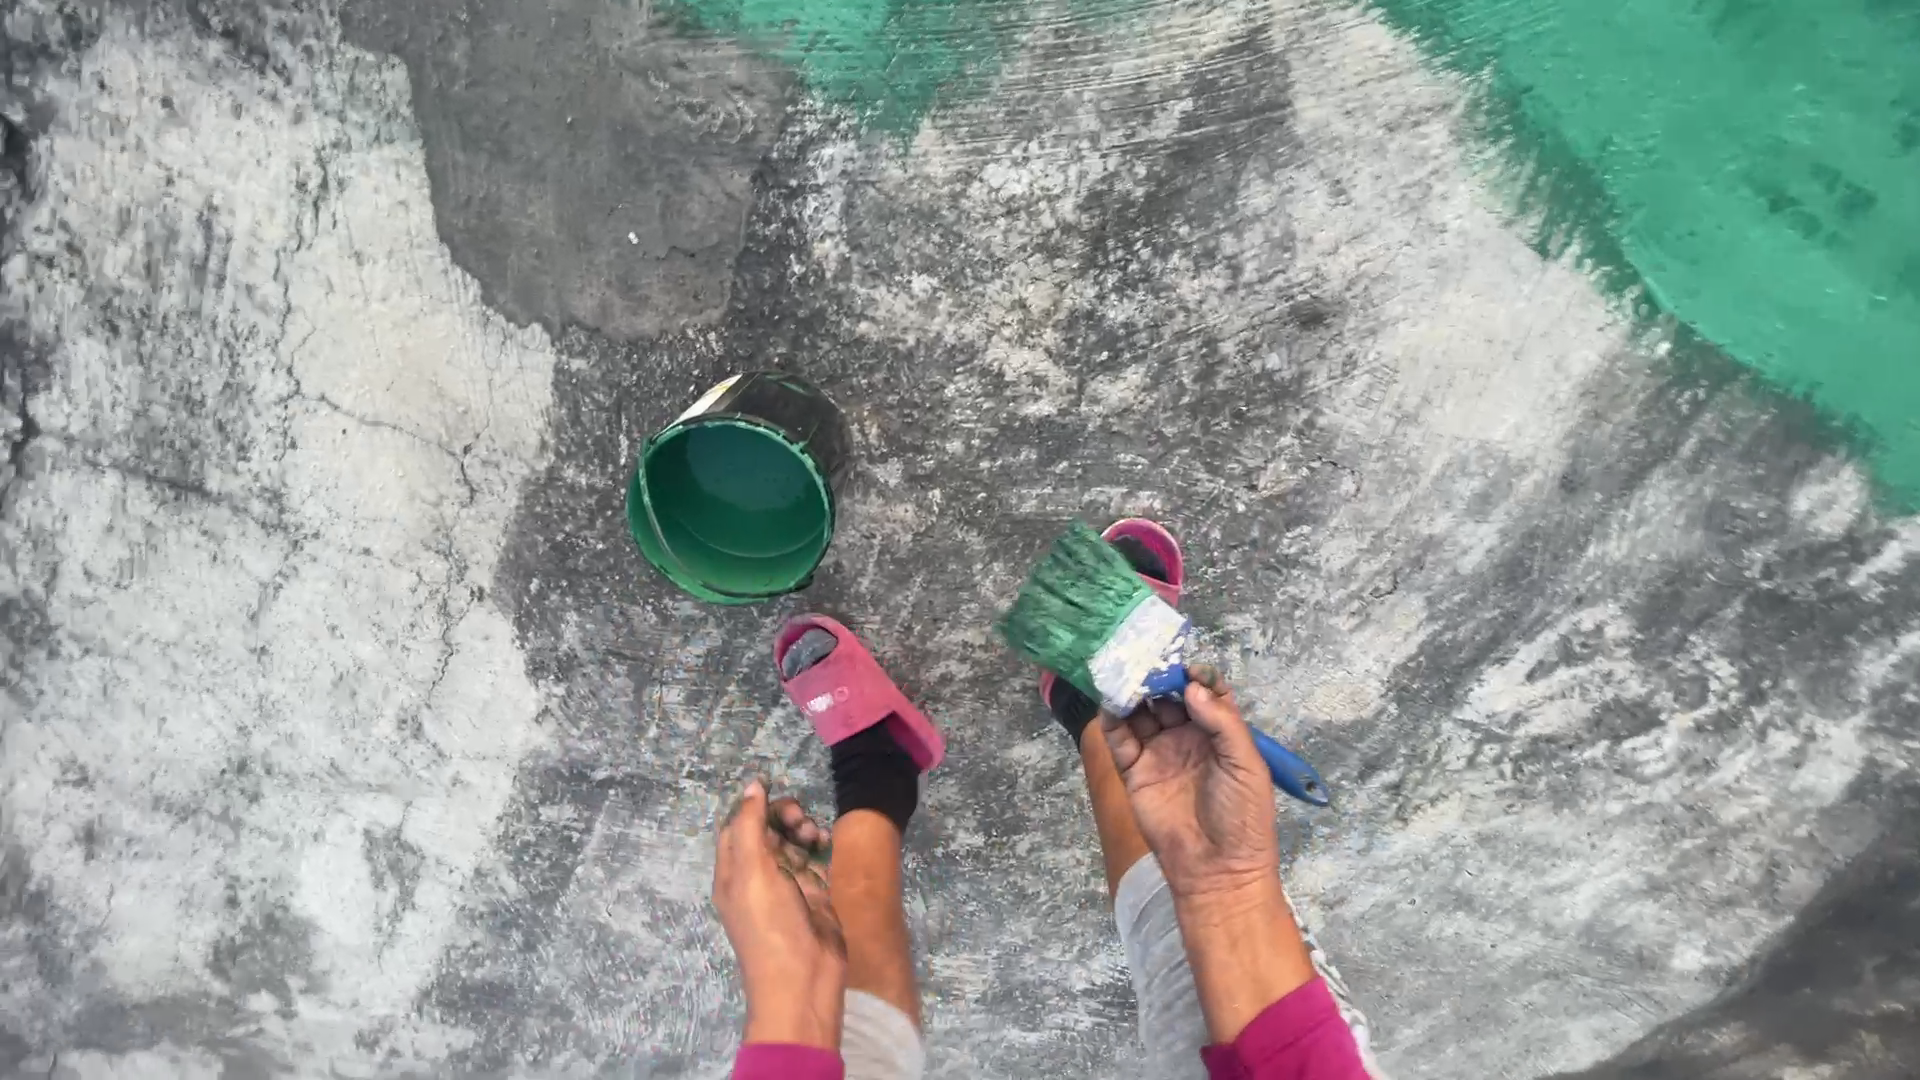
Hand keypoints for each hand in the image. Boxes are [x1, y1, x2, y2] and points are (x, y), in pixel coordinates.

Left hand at [713, 780, 845, 1049]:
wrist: (805, 980)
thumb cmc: (770, 926)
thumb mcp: (753, 872)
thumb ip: (750, 825)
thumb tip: (752, 784)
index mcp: (733, 871)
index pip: (738, 825)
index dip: (754, 806)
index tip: (774, 793)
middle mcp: (758, 875)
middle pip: (768, 829)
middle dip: (785, 816)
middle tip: (799, 820)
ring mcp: (787, 883)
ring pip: (794, 839)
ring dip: (805, 829)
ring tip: (815, 836)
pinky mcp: (814, 891)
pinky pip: (816, 856)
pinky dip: (821, 845)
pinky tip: (827, 843)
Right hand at [1100, 667, 1314, 1042]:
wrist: (1217, 870)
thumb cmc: (1243, 817)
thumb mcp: (1246, 765)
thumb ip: (1221, 722)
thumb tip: (1190, 687)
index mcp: (1218, 733)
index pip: (1204, 692)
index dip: (1194, 675)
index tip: (1184, 663)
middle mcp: (1186, 737)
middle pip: (1167, 696)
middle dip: (1157, 676)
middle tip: (1144, 657)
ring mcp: (1158, 752)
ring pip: (1140, 712)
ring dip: (1132, 692)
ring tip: (1123, 673)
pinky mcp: (1133, 770)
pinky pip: (1119, 738)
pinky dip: (1113, 718)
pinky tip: (1112, 701)